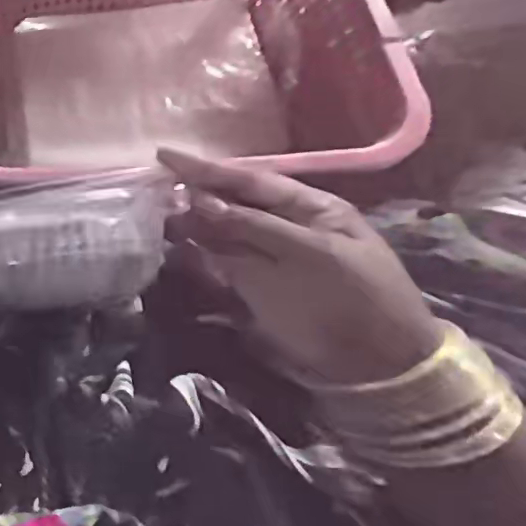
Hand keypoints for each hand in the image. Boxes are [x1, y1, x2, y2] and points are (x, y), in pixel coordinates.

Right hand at [159, 150, 440, 385]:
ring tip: (154, 216)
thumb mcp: (307, 255)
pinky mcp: (251, 287)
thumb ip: (249, 225)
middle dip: (192, 195)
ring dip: (187, 223)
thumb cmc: (349, 301)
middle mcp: (285, 228)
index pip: (251, 180)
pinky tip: (172, 247)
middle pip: (230, 203)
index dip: (207, 169)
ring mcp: (267, 258)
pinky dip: (192, 253)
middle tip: (152, 189)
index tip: (163, 155)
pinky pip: (215, 261)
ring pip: (218, 232)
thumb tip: (196, 199)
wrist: (373, 369)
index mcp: (311, 210)